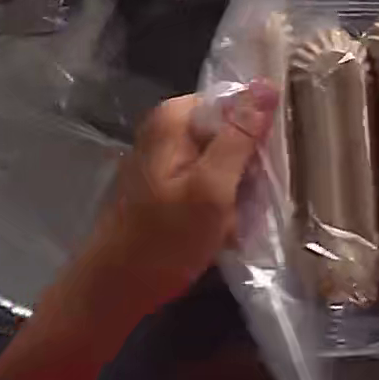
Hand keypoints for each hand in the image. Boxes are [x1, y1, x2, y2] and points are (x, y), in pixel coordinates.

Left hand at [67, 83, 278, 322]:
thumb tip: (268, 84)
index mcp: (175, 116)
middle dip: (249, 163)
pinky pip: (210, 176)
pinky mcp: (168, 181)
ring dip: (239, 185)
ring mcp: (167, 155)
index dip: (260, 130)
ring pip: (225, 156)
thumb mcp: (212, 187)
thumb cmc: (162, 241)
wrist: (110, 295)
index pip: (239, 101)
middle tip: (251, 199)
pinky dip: (222, 198)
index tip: (268, 165)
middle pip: (232, 128)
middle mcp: (168, 126)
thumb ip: (241, 135)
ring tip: (239, 217)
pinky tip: (225, 225)